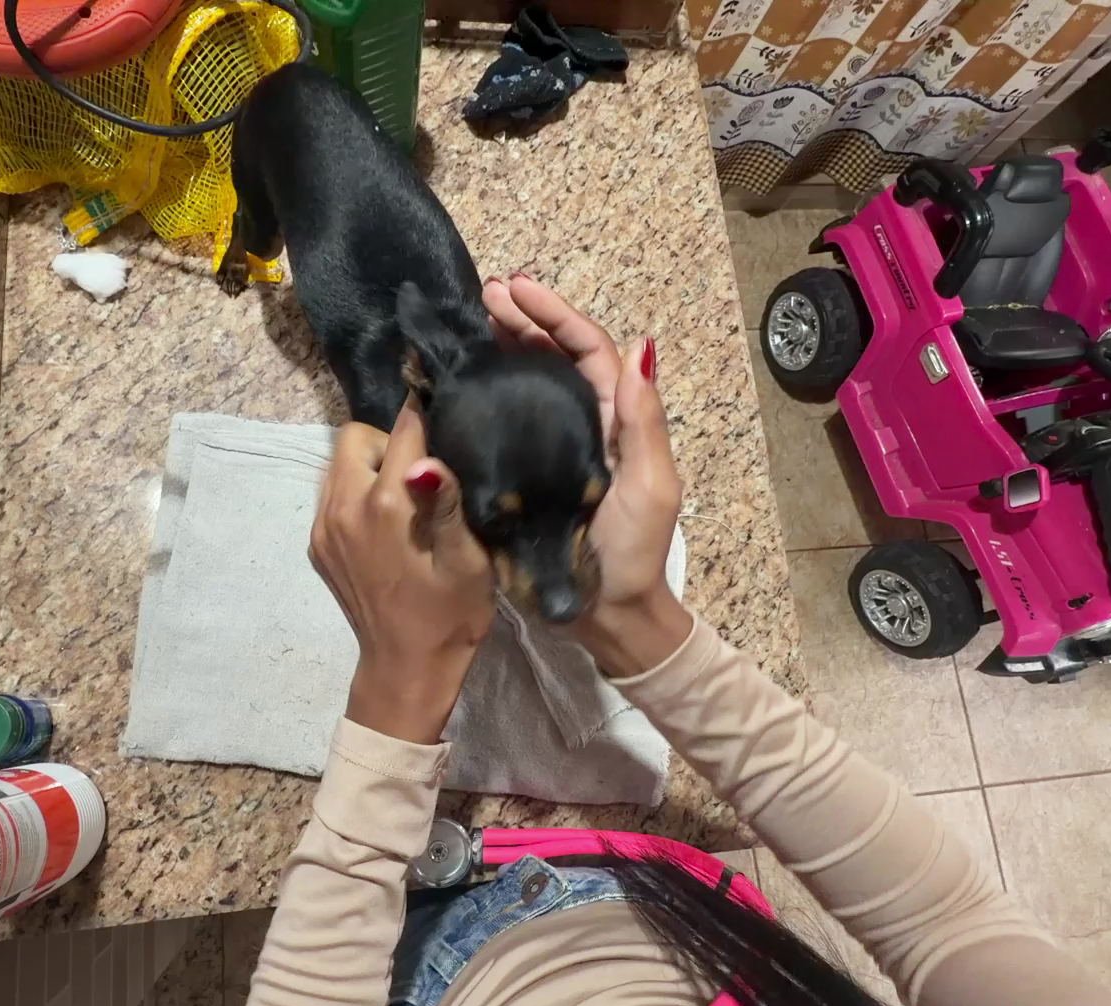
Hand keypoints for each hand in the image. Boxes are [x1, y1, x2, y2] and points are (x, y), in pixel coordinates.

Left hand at [310, 403, 496, 742]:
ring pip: (337, 463)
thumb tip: (426, 459)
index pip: (403, 429)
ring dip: (368, 465)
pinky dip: (354, 492)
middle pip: (356, 437)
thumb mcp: (466, 560)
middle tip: (421, 474)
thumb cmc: (450, 614)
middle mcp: (343, 507)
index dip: (428, 421)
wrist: (407, 667)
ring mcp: (323, 527)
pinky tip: (381, 522)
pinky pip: (330, 493)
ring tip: (401, 497)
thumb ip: (447, 502)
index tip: (447, 426)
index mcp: (385, 504)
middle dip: (390, 442)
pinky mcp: (316, 545)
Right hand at [482, 275, 692, 675]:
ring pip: (529, 384)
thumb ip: (643, 422)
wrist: (603, 611)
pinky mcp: (524, 472)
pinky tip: (461, 383)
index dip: (555, 315)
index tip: (515, 290)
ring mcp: (551, 447)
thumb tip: (640, 347)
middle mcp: (584, 423)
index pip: (589, 350)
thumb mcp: (650, 485)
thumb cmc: (632, 551)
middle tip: (482, 298)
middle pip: (555, 358)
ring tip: (468, 327)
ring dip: (503, 350)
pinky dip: (487, 395)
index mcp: (618, 418)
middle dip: (522, 322)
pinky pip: (506, 422)